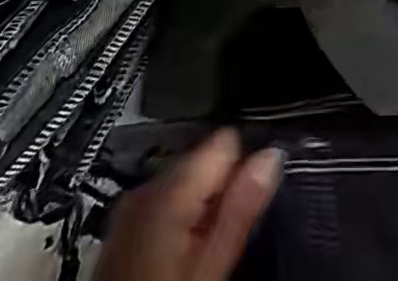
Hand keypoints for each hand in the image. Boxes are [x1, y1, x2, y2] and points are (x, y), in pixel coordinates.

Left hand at [99, 128, 283, 280]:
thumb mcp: (215, 257)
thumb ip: (243, 202)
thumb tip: (271, 156)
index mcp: (170, 187)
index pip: (225, 139)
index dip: (244, 163)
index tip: (249, 192)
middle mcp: (146, 187)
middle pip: (204, 159)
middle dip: (222, 184)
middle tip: (226, 226)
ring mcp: (132, 205)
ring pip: (186, 180)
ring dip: (202, 200)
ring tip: (205, 239)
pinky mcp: (126, 224)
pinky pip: (165, 199)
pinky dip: (180, 214)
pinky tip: (183, 246)